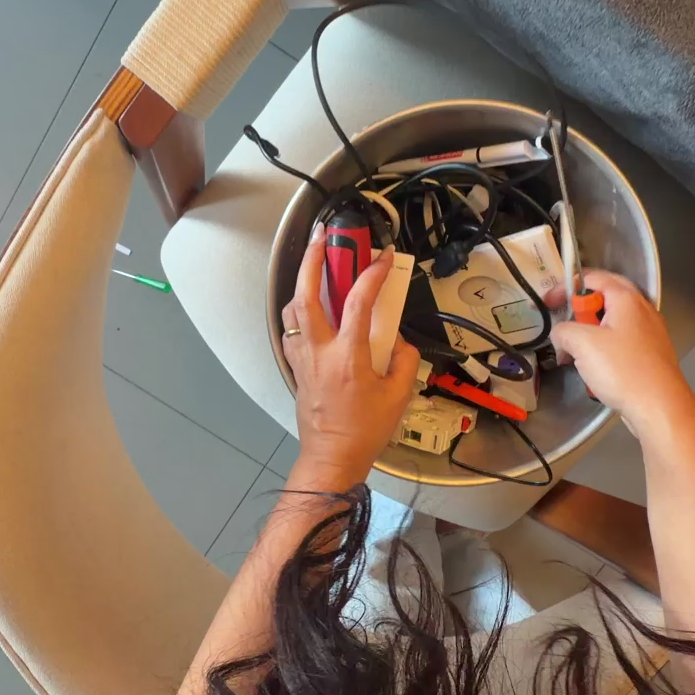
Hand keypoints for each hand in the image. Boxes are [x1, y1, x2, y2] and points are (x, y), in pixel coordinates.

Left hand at [281, 237, 420, 489]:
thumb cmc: (366, 430)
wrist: (331, 457)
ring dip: (302, 283)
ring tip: (315, 266)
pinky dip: (299, 310)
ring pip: (292, 309)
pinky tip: (311, 307)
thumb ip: (402, 359)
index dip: (372, 274)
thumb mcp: (398, 396)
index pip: (359, 302)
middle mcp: (319, 350)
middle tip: (323, 237)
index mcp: (347, 356)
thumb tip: (396, 337)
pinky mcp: (295, 367)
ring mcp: (302, 357)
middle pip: (306, 295)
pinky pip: (292, 329)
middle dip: (313, 260)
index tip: (382, 257)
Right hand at [549, 269, 694, 437]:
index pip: (594, 278)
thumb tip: (561, 335)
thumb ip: (563, 330)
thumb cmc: (621, 369)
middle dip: (579, 312)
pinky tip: (595, 367)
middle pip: (604, 298)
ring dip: (589, 333)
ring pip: (612, 322)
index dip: (566, 287)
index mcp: (627, 299)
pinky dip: (603, 348)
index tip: (548, 304)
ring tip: (576, 352)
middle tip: (563, 327)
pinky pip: (621, 341)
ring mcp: (649, 332)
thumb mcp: (581, 344)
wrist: (659, 407)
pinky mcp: (650, 353)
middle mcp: (642, 310)